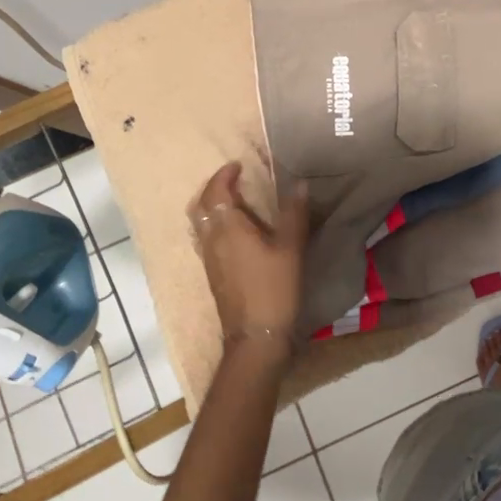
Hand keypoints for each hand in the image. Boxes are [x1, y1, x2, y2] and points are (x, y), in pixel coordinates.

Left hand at [188, 162, 307, 347]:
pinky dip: (216, 224)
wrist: (256, 335)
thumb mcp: (290, 248)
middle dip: (214, 188)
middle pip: (201, 205)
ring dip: (213, 206)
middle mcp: (211, 240)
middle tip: (234, 180)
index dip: (224, 175)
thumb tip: (299, 184)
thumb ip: (294, 214)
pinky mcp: (213, 273)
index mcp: (227, 228)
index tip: (238, 165)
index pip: (216, 192)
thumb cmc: (274, 288)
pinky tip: (236, 231)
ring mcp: (209, 258)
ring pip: (201, 223)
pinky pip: (206, 238)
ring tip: (236, 201)